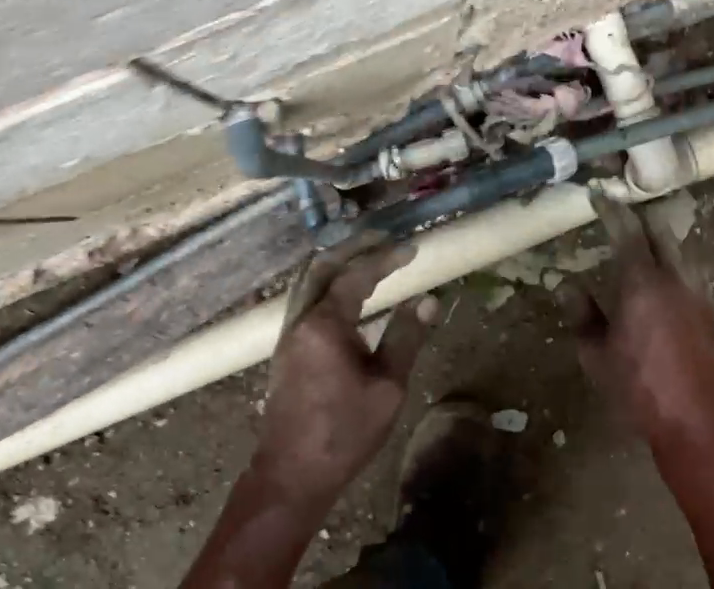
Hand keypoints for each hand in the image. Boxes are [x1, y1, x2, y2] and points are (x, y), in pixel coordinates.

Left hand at [255, 233, 439, 504]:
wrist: (291, 473)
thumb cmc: (344, 433)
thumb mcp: (388, 387)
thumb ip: (406, 337)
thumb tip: (427, 301)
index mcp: (325, 324)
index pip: (356, 275)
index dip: (385, 258)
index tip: (412, 249)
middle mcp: (301, 319)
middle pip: (324, 267)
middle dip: (355, 248)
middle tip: (385, 239)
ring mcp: (288, 333)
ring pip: (309, 281)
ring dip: (337, 263)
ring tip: (367, 257)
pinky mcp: (286, 349)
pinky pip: (305, 298)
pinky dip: (327, 283)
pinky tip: (345, 294)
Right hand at [556, 193, 713, 450]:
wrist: (703, 425)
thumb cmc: (640, 390)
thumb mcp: (597, 356)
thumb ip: (583, 316)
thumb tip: (569, 286)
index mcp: (642, 282)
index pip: (626, 230)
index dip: (610, 208)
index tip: (598, 194)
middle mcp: (675, 279)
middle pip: (662, 230)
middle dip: (641, 216)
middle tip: (621, 214)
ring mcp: (699, 296)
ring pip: (681, 251)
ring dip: (661, 241)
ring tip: (642, 245)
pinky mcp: (712, 315)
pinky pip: (690, 274)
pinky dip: (673, 265)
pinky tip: (662, 282)